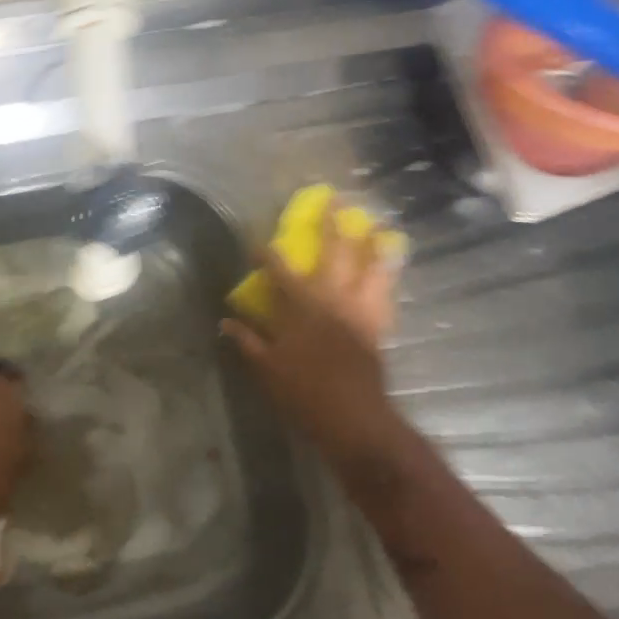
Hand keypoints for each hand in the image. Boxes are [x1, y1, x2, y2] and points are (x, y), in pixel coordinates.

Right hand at [221, 210, 402, 457]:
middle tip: (336, 201)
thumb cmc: (303, 394)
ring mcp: (359, 310)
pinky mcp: (378, 325)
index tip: (258, 240)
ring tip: (378, 224)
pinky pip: (386, 293)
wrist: (352, 418)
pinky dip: (389, 276)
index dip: (267, 254)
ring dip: (373, 243)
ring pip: (370, 267)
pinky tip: (392, 265)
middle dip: (332, 225)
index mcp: (300, 309)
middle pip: (334, 254)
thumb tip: (226, 322)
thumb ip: (248, 341)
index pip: (280, 272)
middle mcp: (331, 301)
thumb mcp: (266, 370)